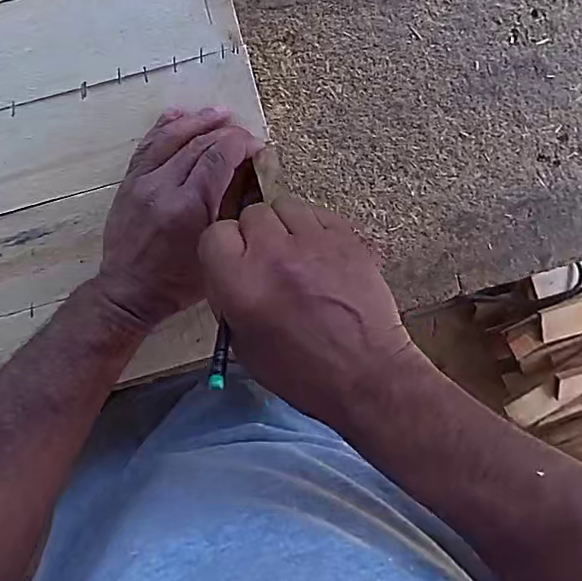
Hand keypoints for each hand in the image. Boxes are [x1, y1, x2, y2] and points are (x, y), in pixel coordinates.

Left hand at [91, 108, 263, 329]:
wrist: (128, 291)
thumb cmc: (177, 281)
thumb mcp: (214, 249)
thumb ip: (230, 210)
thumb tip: (248, 176)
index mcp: (188, 206)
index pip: (218, 158)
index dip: (241, 144)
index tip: (257, 145)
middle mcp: (163, 187)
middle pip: (198, 144)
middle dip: (226, 133)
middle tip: (245, 134)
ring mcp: (142, 182)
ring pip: (171, 137)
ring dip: (198, 121)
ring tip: (219, 113)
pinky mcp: (129, 182)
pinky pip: (148, 146)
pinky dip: (164, 127)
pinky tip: (179, 115)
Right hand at [198, 196, 431, 427]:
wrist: (366, 375)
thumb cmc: (303, 372)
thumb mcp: (243, 345)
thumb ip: (229, 298)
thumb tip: (229, 270)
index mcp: (241, 284)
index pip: (215, 234)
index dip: (223, 248)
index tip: (234, 260)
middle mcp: (273, 255)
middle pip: (251, 214)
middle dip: (255, 235)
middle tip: (268, 260)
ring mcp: (312, 242)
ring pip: (285, 206)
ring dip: (285, 227)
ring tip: (295, 253)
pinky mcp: (346, 237)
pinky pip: (318, 213)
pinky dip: (314, 228)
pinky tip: (320, 254)